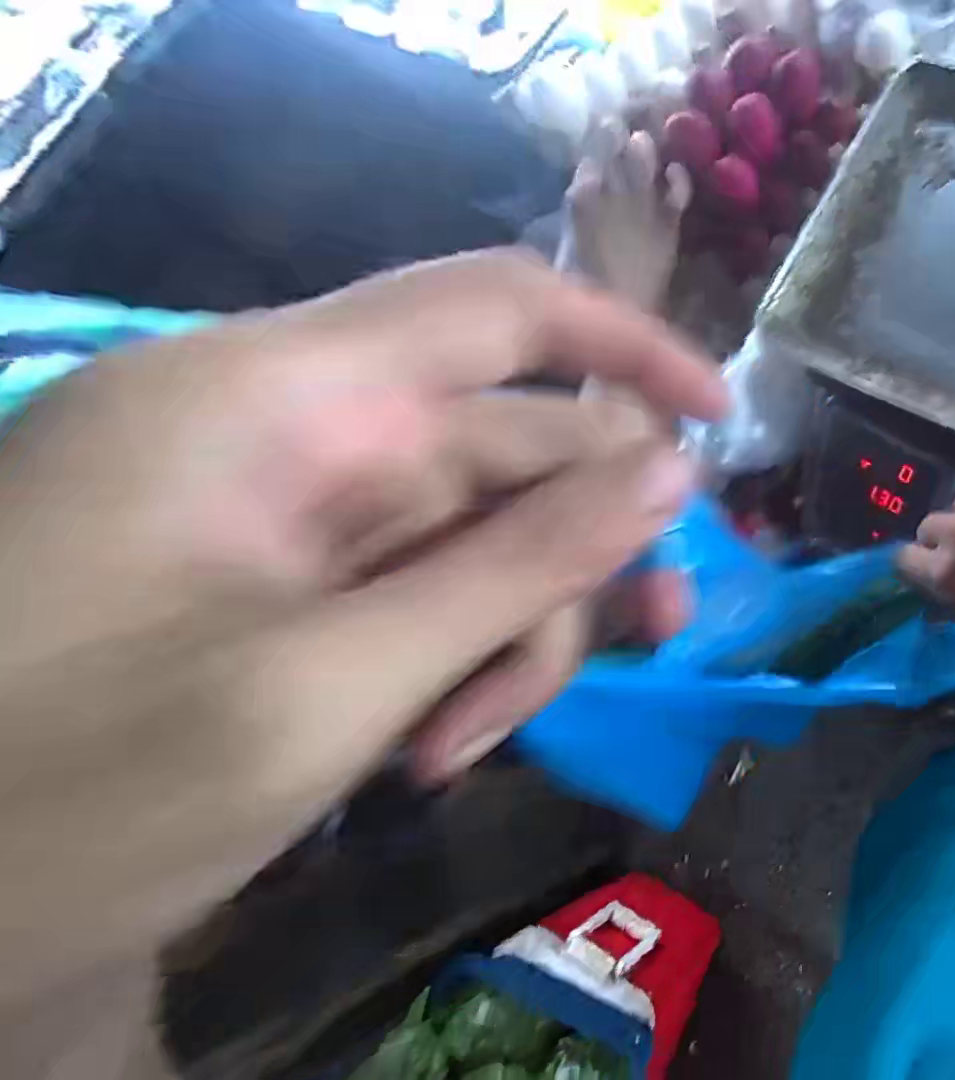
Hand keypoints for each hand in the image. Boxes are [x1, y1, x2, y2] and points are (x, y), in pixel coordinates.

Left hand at [0, 252, 723, 1000]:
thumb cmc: (58, 803)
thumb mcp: (336, 681)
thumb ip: (526, 563)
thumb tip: (677, 473)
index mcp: (288, 402)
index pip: (504, 311)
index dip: (631, 347)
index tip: (721, 418)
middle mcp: (322, 433)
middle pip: (538, 452)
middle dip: (593, 552)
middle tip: (656, 634)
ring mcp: (334, 510)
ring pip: (520, 534)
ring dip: (539, 628)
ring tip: (489, 729)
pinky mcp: (345, 575)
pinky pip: (477, 586)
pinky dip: (489, 657)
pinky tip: (452, 737)